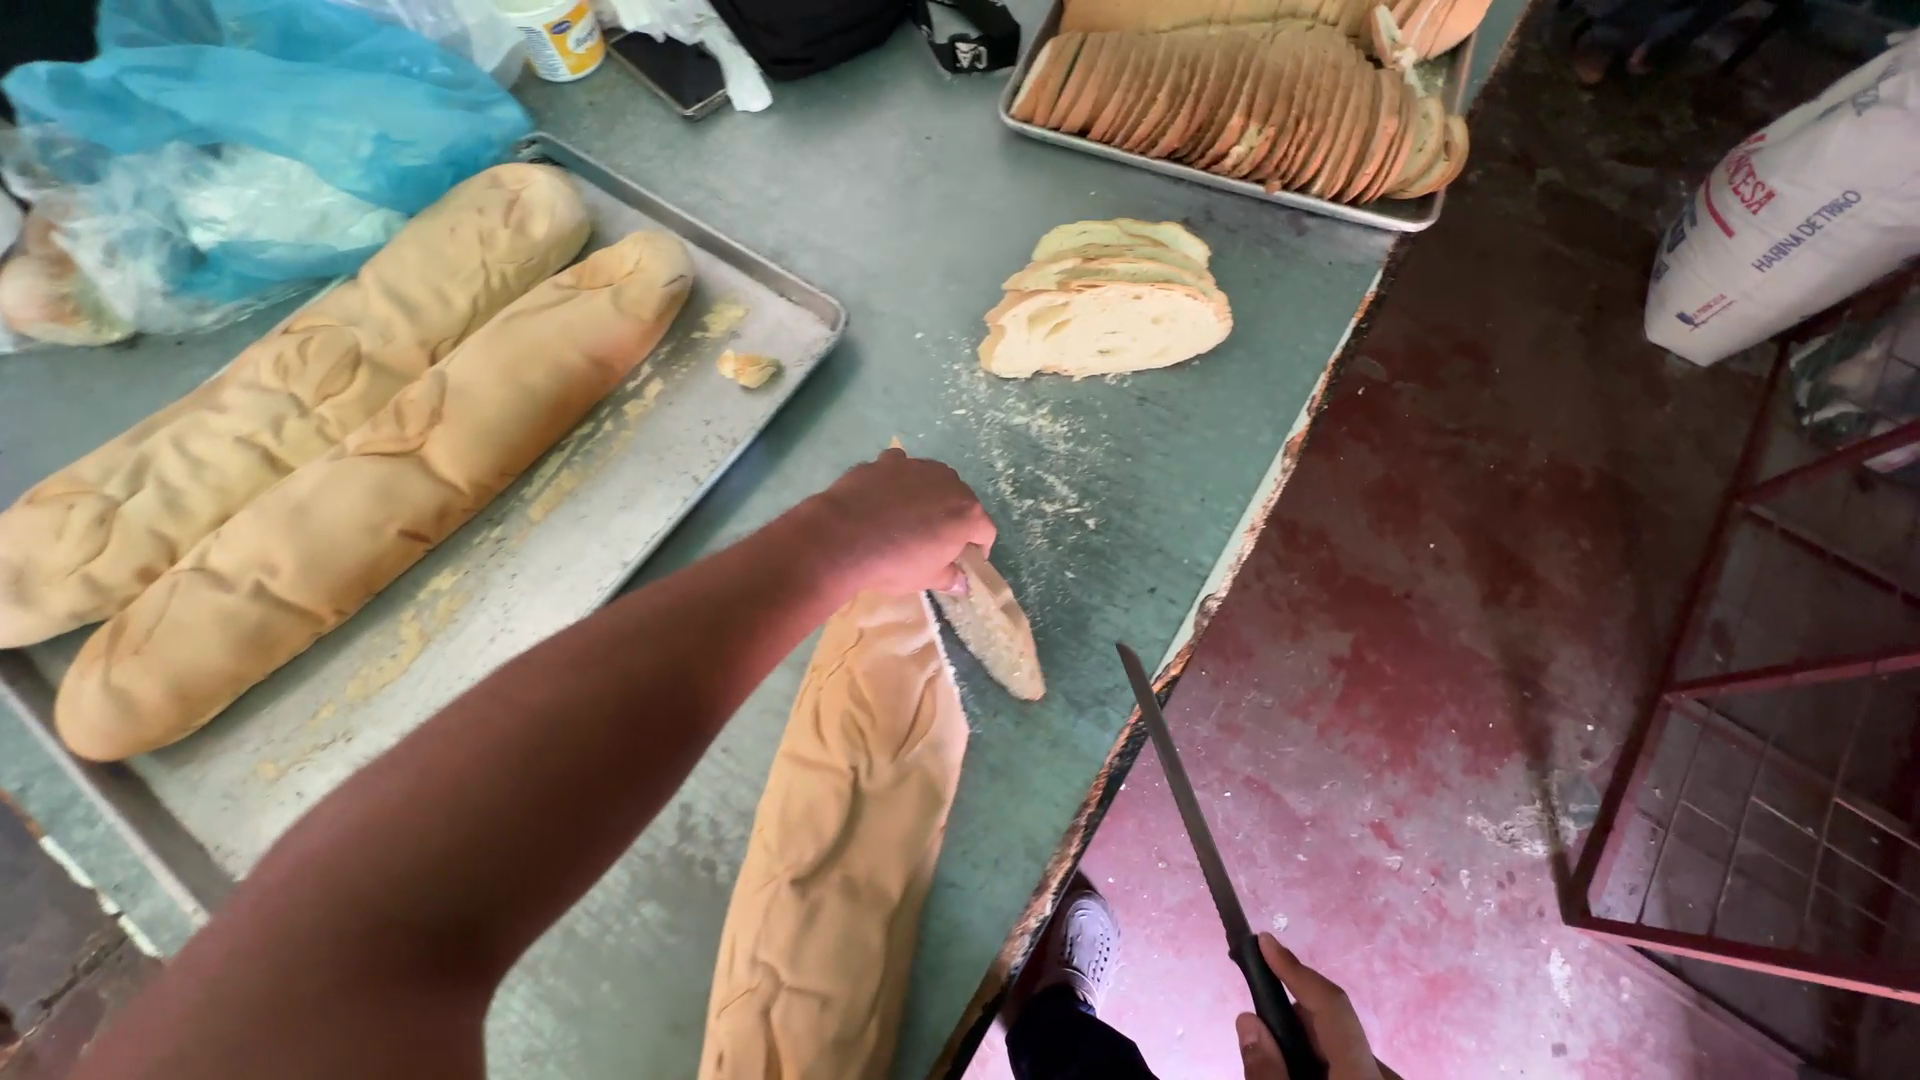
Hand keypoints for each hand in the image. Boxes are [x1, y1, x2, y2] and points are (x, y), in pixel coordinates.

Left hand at [801, 448, 996, 595]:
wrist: (842, 538)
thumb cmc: (894, 563)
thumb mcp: (926, 579)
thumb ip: (950, 577)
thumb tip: (961, 582)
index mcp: (967, 513)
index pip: (985, 530)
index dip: (979, 548)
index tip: (966, 560)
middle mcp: (948, 482)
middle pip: (961, 501)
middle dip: (954, 520)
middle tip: (936, 540)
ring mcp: (917, 467)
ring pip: (932, 481)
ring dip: (928, 497)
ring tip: (908, 517)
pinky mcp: (886, 461)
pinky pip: (901, 469)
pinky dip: (898, 481)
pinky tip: (884, 496)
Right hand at [1237, 934, 1384, 1079]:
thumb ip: (1268, 1073)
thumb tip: (1248, 1021)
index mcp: (1361, 1074)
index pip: (1330, 1004)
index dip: (1295, 969)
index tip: (1264, 941)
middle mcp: (1383, 1072)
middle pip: (1330, 1026)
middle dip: (1291, 1021)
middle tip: (1258, 1034)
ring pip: (1339, 1048)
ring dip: (1306, 1048)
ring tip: (1281, 1069)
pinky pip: (1351, 1066)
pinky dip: (1323, 1066)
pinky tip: (1301, 1078)